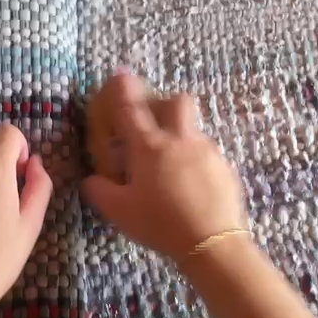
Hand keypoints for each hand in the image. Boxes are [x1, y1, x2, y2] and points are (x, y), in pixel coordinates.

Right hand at [80, 70, 247, 259]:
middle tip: (158, 122)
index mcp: (149, 147)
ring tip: (175, 169)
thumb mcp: (120, 212)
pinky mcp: (226, 169)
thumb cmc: (160, 224)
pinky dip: (199, 165)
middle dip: (167, 103)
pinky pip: (210, 156)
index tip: (120, 73)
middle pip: (178, 102)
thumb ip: (100, 192)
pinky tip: (194, 190)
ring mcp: (207, 152)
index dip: (123, 88)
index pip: (131, 109)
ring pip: (194, 130)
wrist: (213, 244)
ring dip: (183, 139)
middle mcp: (179, 140)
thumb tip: (91, 180)